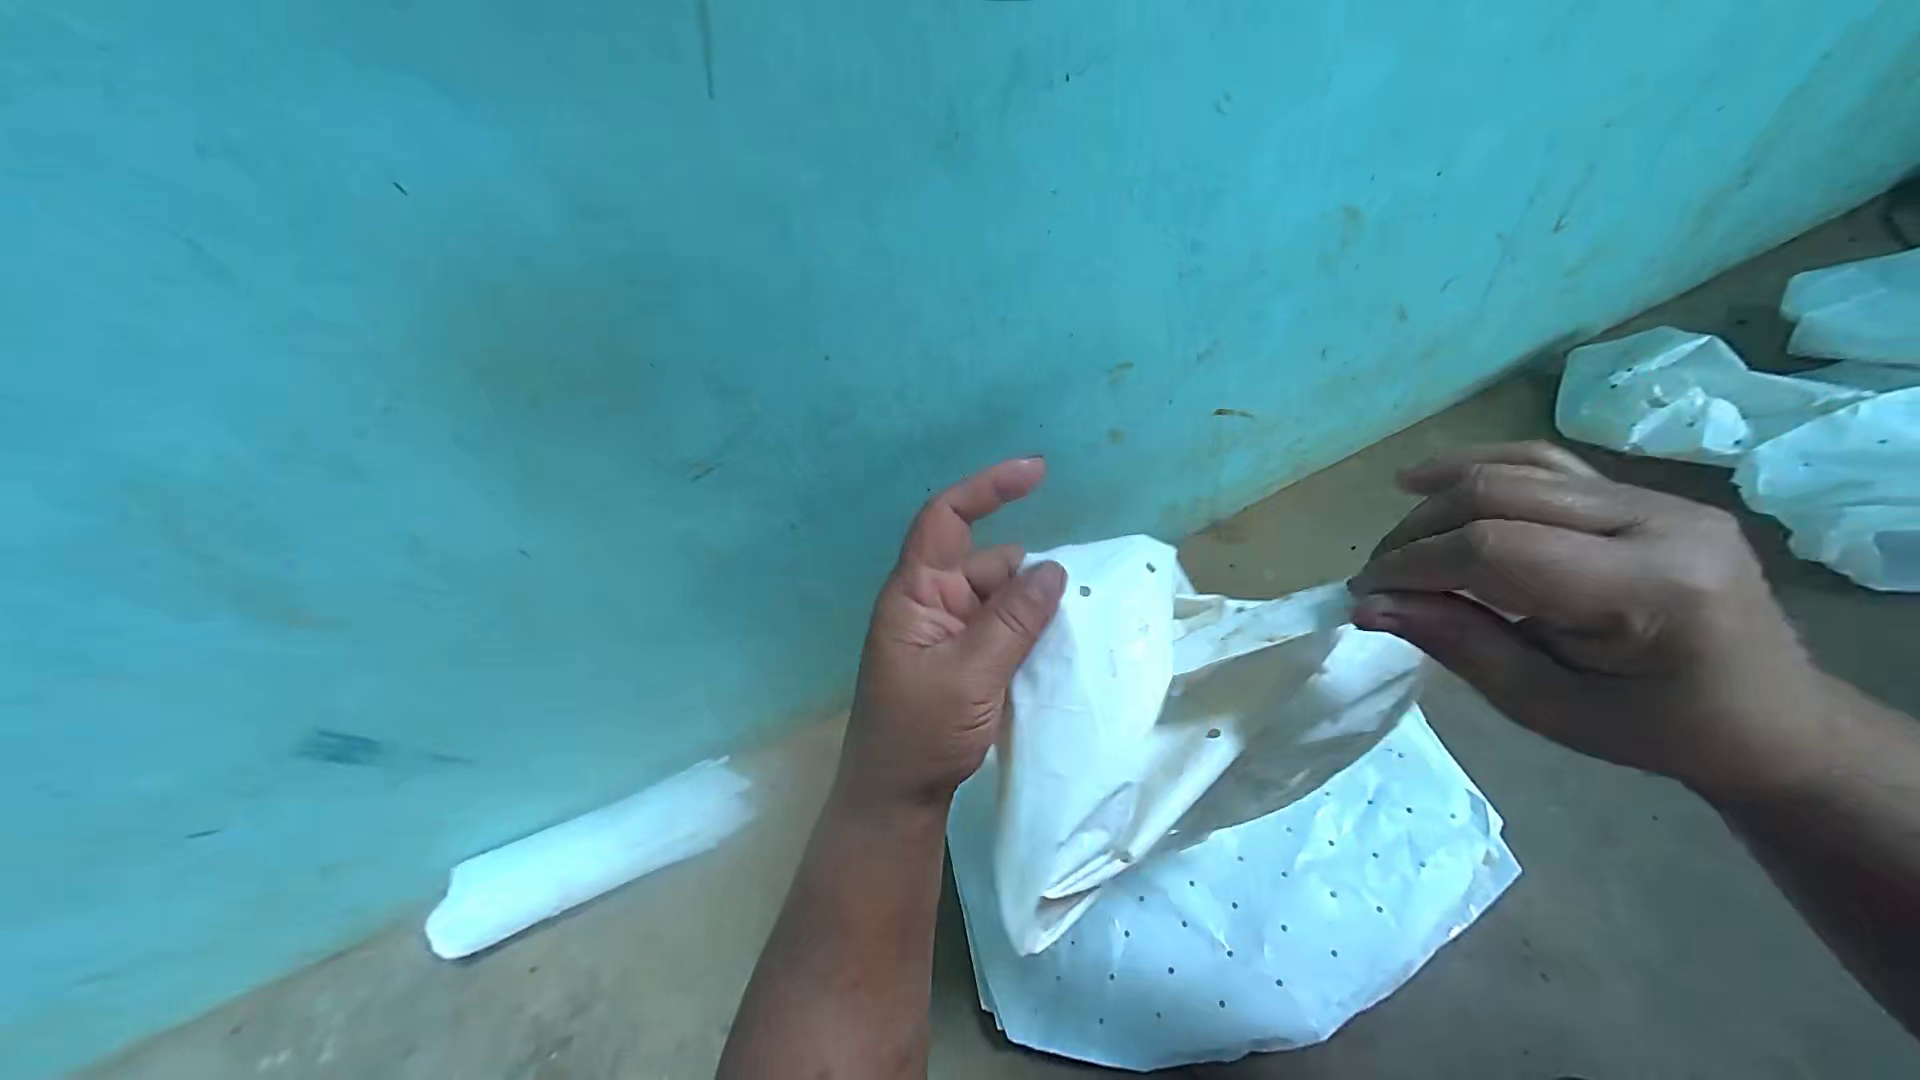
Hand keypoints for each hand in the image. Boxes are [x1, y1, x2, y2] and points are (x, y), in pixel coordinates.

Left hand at [836, 458, 1067, 813]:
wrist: (897, 797)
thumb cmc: (919, 735)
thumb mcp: (971, 676)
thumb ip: (1013, 621)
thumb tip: (1052, 570)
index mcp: (915, 594)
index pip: (945, 520)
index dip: (987, 489)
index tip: (1037, 473)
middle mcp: (932, 602)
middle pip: (989, 563)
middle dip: (1027, 578)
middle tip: (1067, 610)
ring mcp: (949, 631)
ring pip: (1002, 598)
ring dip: (1033, 609)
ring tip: (1066, 636)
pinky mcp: (964, 657)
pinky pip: (1003, 627)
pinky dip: (1029, 631)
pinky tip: (1055, 648)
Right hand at [1349, 441, 1829, 796]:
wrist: (1765, 717)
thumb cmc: (1654, 728)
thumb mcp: (1545, 706)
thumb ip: (1457, 644)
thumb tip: (1368, 607)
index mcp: (1653, 588)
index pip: (1495, 548)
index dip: (1413, 565)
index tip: (1364, 595)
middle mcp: (1659, 522)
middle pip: (1497, 495)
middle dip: (1415, 534)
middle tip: (1378, 581)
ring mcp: (1653, 498)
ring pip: (1512, 470)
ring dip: (1434, 503)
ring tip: (1396, 543)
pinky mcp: (1635, 494)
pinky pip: (1539, 464)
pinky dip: (1471, 467)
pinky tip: (1422, 480)